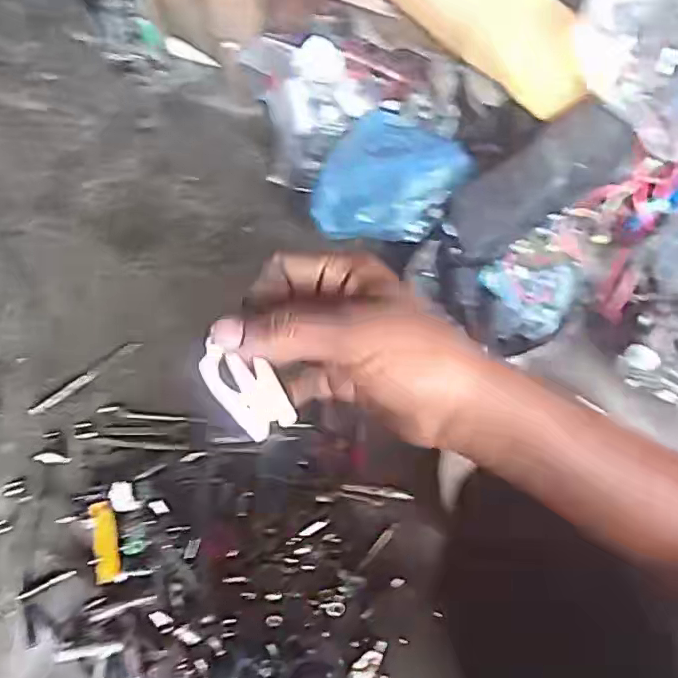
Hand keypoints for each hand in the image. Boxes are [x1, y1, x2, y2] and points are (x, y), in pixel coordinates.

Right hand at [211, 252, 499, 447]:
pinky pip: (305, 377)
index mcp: (345, 275)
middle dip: (257, 335)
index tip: (238, 331)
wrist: (458, 406)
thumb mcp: (347, 335)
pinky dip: (286, 389)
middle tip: (231, 364)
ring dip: (267, 364)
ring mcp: (342, 341)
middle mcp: (339, 302)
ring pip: (290, 346)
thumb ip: (285, 332)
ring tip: (242, 386)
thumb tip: (220, 333)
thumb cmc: (409, 356)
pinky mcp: (344, 376)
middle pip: (282, 310)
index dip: (257, 297)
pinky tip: (267, 405)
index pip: (283, 272)